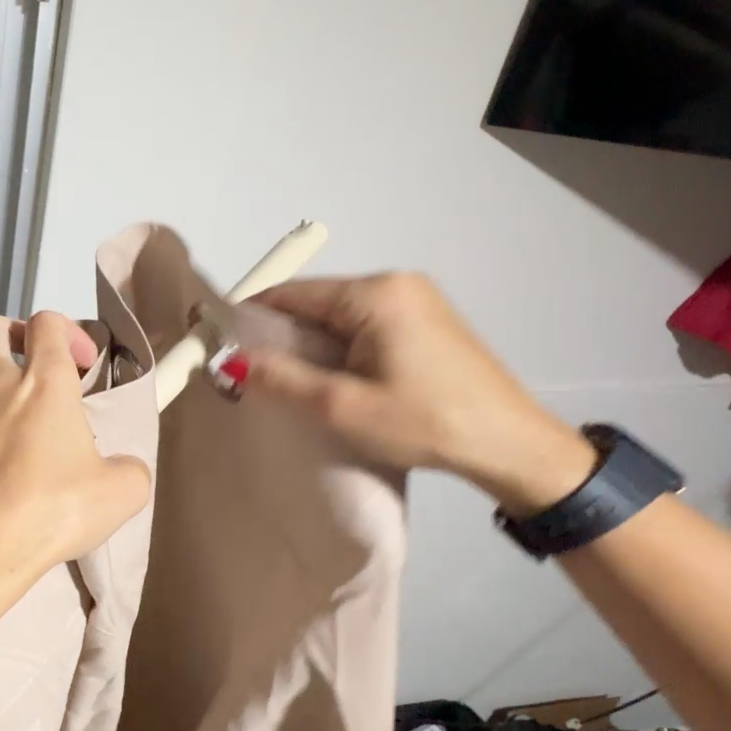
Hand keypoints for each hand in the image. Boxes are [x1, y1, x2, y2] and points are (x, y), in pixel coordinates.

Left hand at [0, 312, 151, 583]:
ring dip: (10, 388)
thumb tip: (119, 466)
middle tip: (46, 367)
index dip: (69, 331)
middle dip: (19, 334)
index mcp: (43, 382)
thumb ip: (129, 466)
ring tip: (40, 430)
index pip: (46, 322)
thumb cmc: (55, 507)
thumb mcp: (122, 490)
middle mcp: (0, 388)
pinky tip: (20, 465)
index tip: (86, 365)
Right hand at [246, 274, 598, 515]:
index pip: (290, 292)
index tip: (218, 343)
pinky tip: (328, 377)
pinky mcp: (427, 321)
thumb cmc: (424, 423)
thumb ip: (281, 377)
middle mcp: (395, 283)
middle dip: (278, 332)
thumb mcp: (341, 405)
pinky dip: (336, 345)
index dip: (249, 316)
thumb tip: (228, 358)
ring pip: (337, 314)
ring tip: (283, 379)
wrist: (512, 447)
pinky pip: (362, 324)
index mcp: (374, 293)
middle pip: (314, 301)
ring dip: (308, 342)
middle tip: (246, 369)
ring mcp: (416, 299)